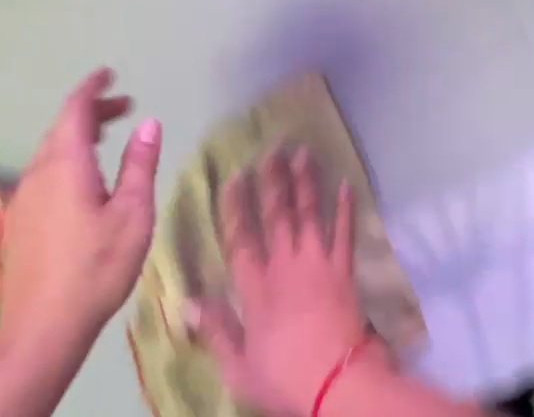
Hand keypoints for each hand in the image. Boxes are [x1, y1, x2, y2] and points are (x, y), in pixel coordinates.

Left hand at [0, 68, 162, 349]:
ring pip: (50, 151)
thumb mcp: (133, 214)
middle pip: (61, 127)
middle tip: (123, 106)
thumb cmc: (96, 268)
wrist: (41, 330)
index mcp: (66, 164)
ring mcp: (24, 198)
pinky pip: (43, 172)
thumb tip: (149, 123)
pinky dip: (66, 159)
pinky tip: (83, 181)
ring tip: (107, 139)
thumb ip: (140, 164)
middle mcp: (38, 173)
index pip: (75, 110)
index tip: (109, 73)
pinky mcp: (19, 221)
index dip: (92, 88)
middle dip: (91, 111)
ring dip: (78, 135)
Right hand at [194, 146, 385, 416]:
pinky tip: (346, 184)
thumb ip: (215, 329)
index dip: (236, 206)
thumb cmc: (284, 376)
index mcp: (256, 287)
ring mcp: (318, 263)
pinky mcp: (344, 270)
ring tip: (303, 152)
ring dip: (306, 182)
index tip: (235, 175)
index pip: (241, 238)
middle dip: (273, 180)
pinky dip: (345, 208)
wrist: (337, 384)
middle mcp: (286, 265)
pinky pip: (345, 233)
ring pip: (309, 214)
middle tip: (271, 148)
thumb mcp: (239, 365)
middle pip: (277, 215)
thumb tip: (188, 301)